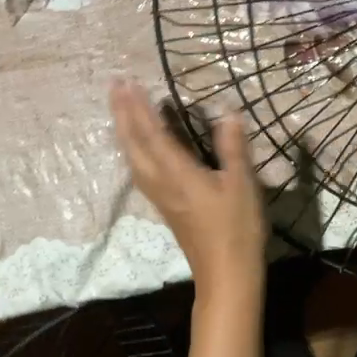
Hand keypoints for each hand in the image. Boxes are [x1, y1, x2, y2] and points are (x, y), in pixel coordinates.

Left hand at [110, 79, 267, 292]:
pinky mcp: (166, 204)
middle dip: (123, 113)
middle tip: (114, 85)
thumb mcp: (242, 184)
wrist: (226, 273)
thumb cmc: (237, 227)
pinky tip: (137, 145)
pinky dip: (134, 148)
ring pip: (133, 157)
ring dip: (125, 129)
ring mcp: (161, 196)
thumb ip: (233, 147)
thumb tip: (227, 111)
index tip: (127, 82)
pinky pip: (140, 168)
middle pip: (134, 144)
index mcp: (178, 174)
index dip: (139, 107)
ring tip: (121, 108)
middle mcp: (162, 183)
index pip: (153, 134)